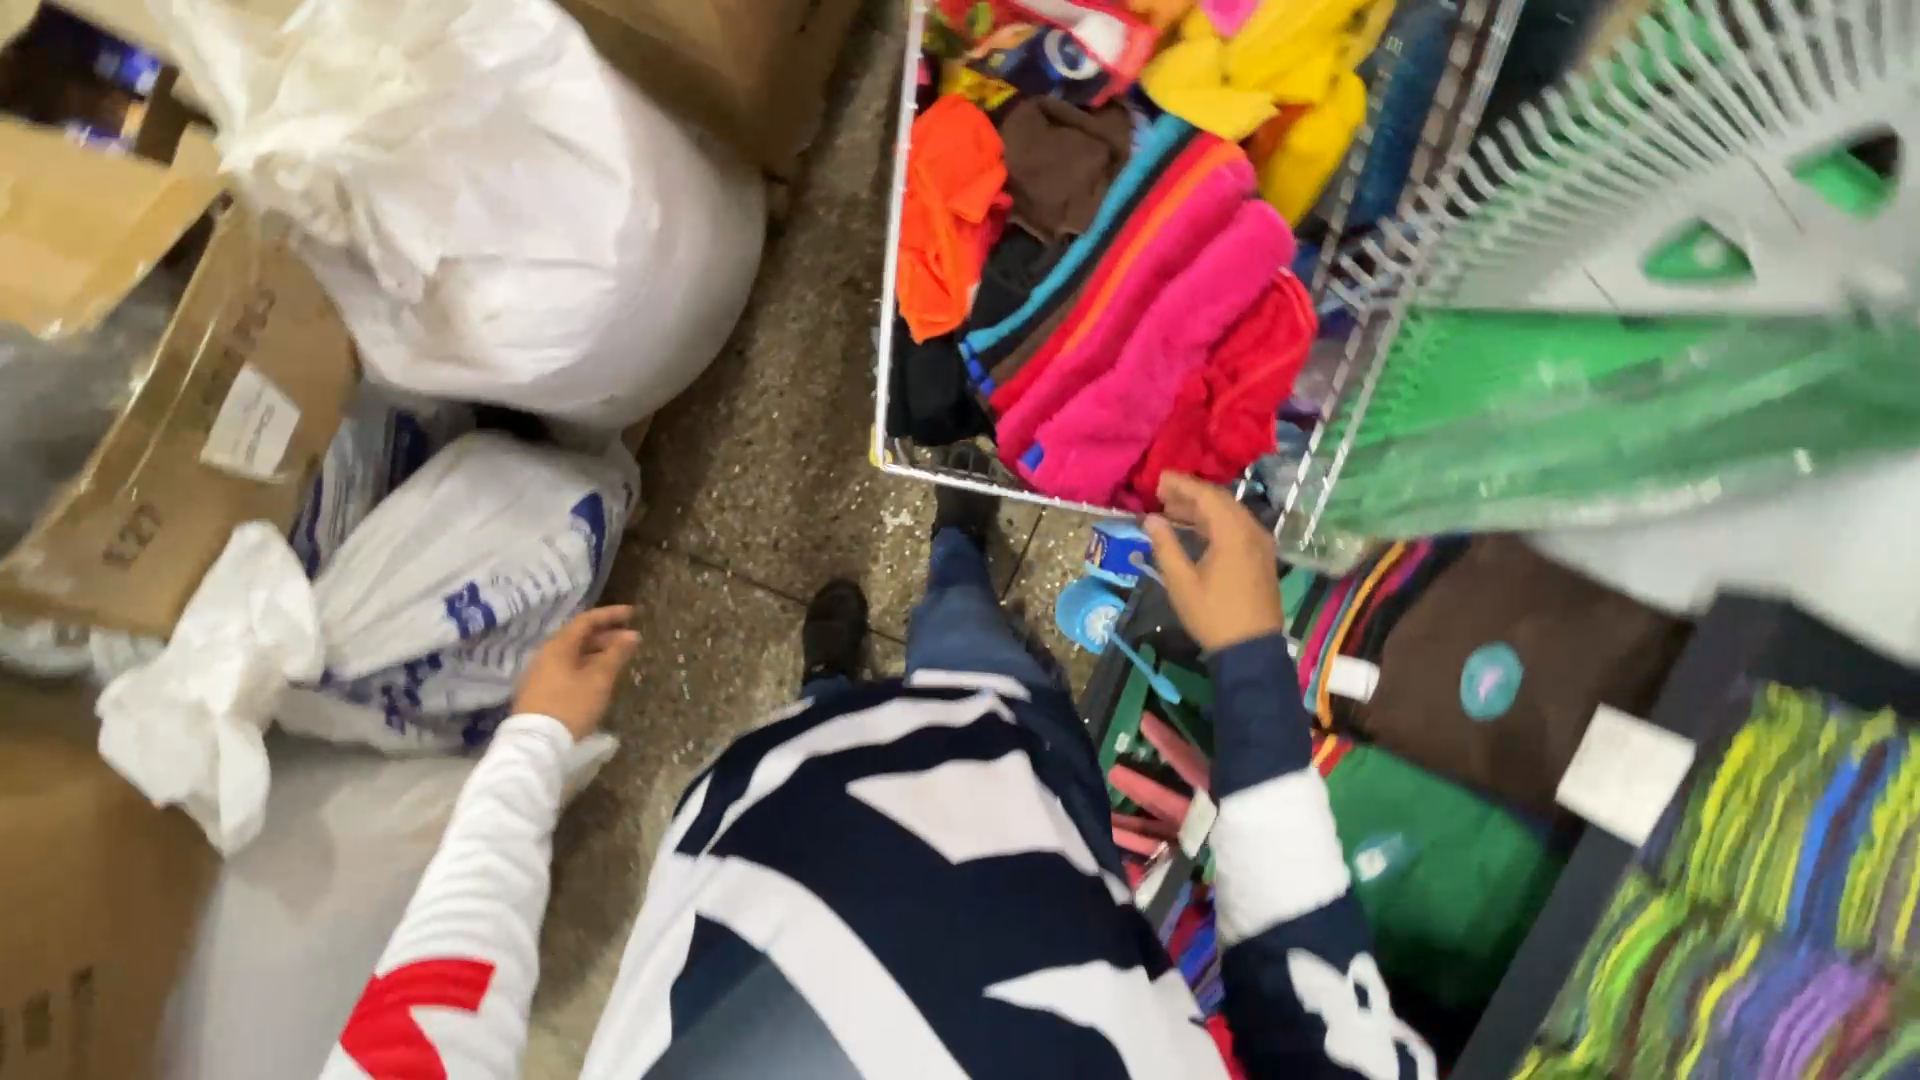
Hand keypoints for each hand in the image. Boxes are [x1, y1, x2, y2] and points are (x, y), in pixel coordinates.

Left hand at [512, 606, 640, 740]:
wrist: (537, 744)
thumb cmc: (571, 706)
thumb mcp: (599, 679)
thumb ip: (616, 654)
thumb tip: (631, 635)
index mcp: (558, 647)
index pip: (586, 620)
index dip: (611, 615)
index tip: (633, 613)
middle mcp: (546, 655)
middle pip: (578, 637)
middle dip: (607, 636)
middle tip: (632, 641)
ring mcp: (540, 674)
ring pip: (573, 654)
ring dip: (598, 652)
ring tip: (619, 660)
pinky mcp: (540, 691)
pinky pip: (567, 669)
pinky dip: (587, 666)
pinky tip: (600, 677)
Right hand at [1142, 473, 1285, 651]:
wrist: (1251, 648)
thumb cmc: (1213, 614)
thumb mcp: (1181, 582)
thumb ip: (1165, 546)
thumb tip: (1151, 519)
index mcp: (1233, 533)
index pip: (1206, 496)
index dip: (1181, 484)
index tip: (1158, 479)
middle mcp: (1251, 531)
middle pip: (1220, 501)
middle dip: (1190, 494)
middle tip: (1161, 495)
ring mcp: (1260, 543)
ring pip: (1229, 514)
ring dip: (1201, 509)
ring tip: (1172, 511)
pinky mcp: (1261, 556)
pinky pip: (1237, 527)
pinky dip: (1214, 523)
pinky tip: (1194, 530)